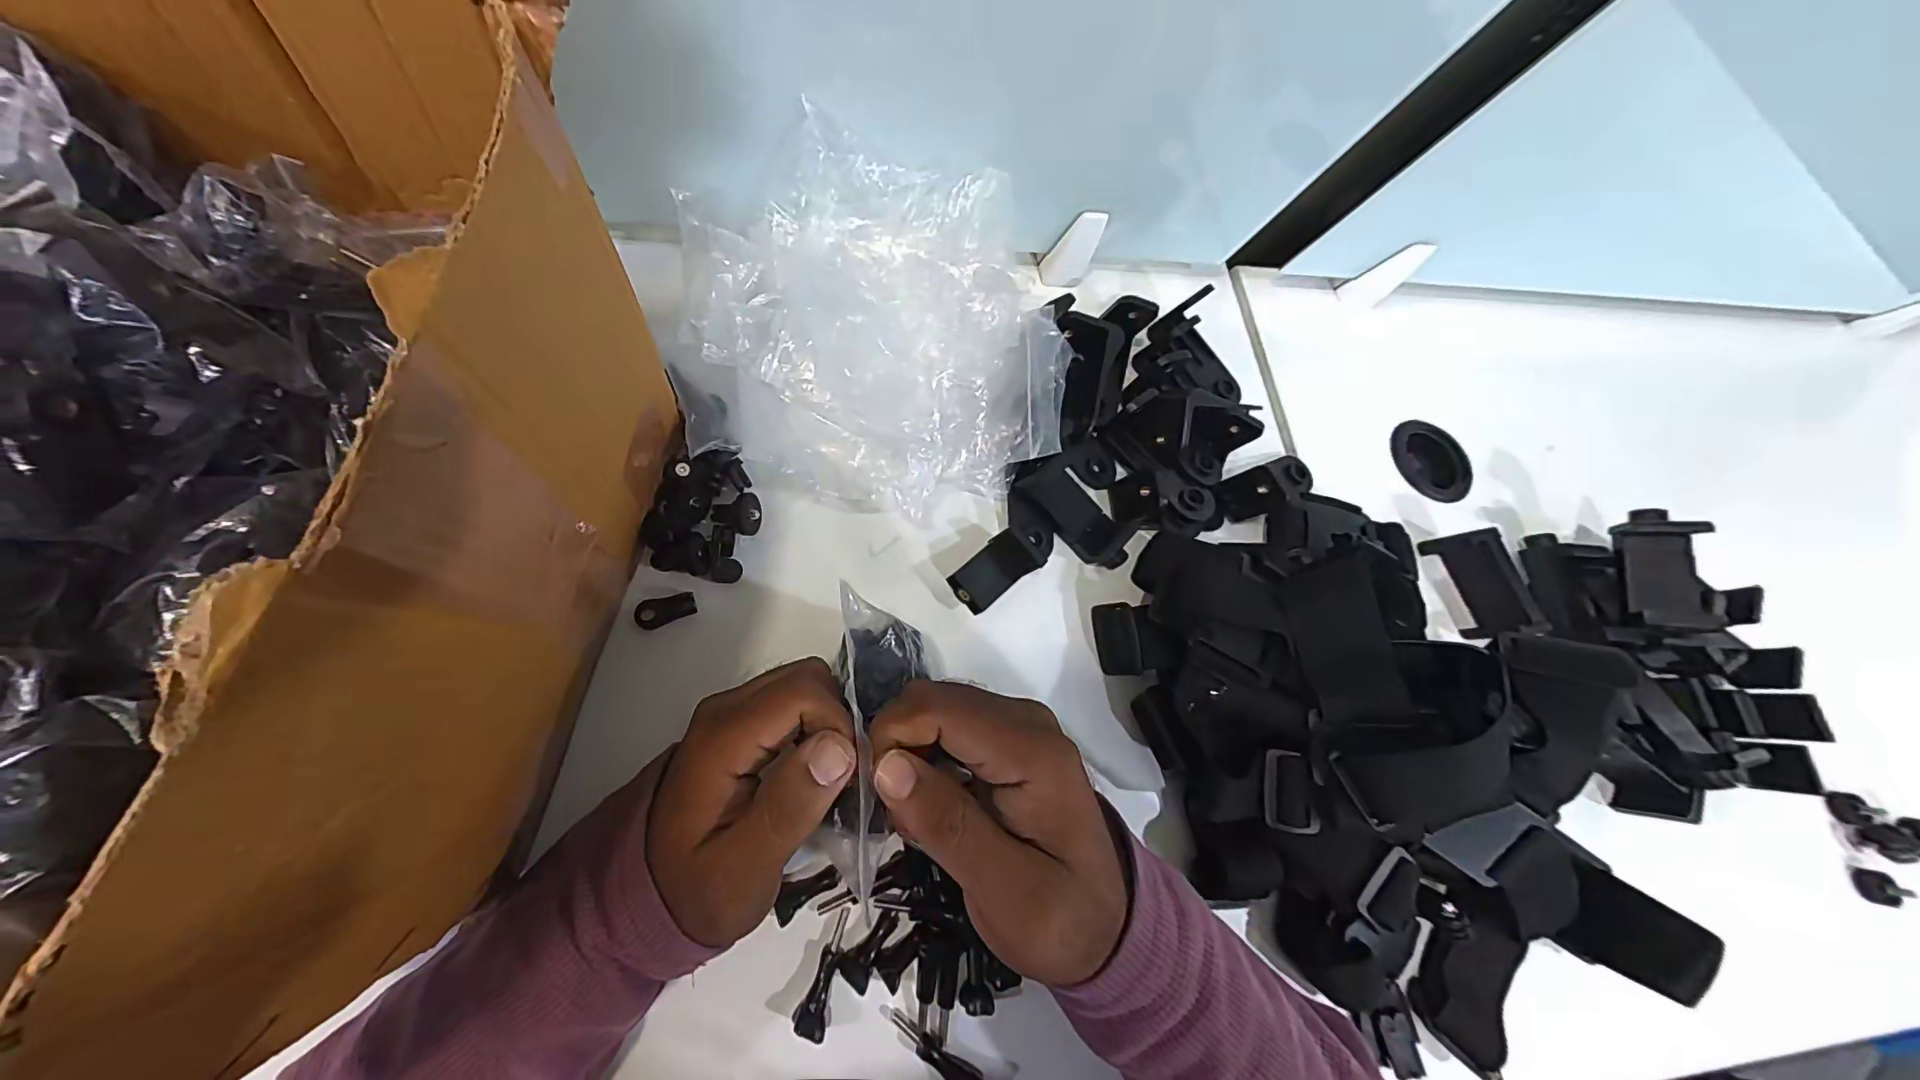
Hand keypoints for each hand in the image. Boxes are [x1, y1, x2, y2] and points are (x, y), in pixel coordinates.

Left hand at [648, 658, 856, 947]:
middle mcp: (725, 709)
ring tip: (829, 778)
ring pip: (805, 684)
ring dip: (830, 723)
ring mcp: (731, 711)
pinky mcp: (740, 720)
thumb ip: (788, 808)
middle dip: (838, 721)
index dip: (838, 727)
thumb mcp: (744, 870)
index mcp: (722, 737)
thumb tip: (838, 747)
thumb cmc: (698, 889)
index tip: (844, 780)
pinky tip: (813, 771)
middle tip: (840, 779)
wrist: (650, 895)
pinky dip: (817, 724)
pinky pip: (794, 700)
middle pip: (808, 678)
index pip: (805, 693)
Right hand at [869, 680, 1127, 986]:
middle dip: (896, 749)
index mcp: (1032, 751)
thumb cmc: (1061, 918)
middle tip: (898, 817)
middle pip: (932, 701)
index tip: (877, 799)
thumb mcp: (1004, 890)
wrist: (1106, 925)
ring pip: (934, 711)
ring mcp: (1017, 726)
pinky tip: (933, 809)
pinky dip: (924, 760)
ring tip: (916, 820)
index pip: (938, 708)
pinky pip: (947, 727)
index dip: (891, 740)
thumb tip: (886, 765)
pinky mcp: (1007, 740)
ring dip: (907, 756)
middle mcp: (1025, 722)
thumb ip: (948, 826)